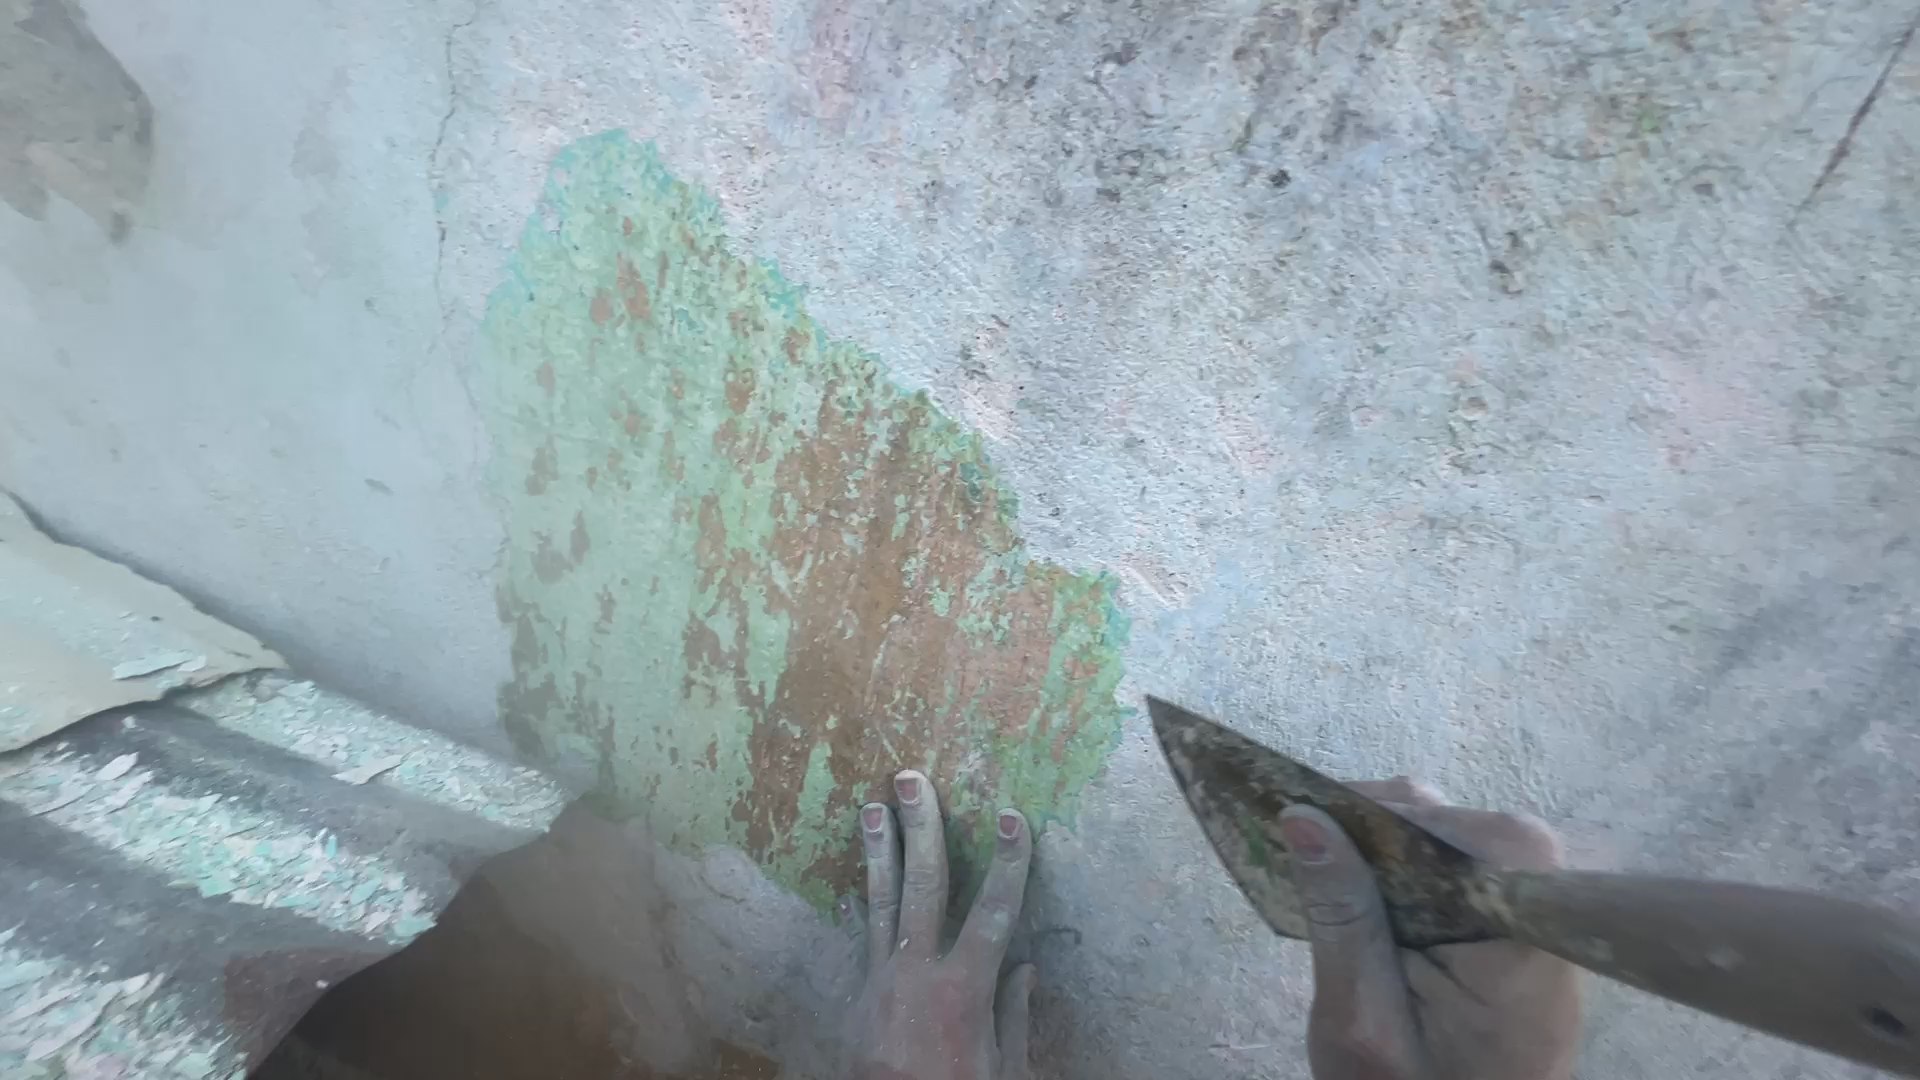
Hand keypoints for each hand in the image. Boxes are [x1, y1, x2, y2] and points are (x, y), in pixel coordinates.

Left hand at [844, 770, 1035, 1079]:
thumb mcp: (1005, 1079)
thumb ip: (1015, 1022)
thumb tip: (1026, 969)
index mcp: (962, 994)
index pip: (993, 913)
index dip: (1007, 863)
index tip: (1011, 817)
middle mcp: (916, 975)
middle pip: (922, 885)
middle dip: (919, 827)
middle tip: (910, 779)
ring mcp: (880, 981)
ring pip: (880, 900)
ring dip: (877, 849)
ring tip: (871, 807)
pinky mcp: (857, 995)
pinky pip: (861, 939)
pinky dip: (859, 905)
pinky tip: (852, 880)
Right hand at [1277, 778, 1581, 1079]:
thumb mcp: (1355, 1018)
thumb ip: (1340, 914)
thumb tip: (1304, 813)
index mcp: (1523, 960)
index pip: (1507, 846)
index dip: (1425, 818)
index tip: (1340, 825)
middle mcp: (1532, 936)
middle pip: (1475, 832)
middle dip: (1388, 819)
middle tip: (1313, 836)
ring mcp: (1513, 935)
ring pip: (1455, 842)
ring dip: (1383, 836)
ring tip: (1322, 854)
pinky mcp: (1487, 939)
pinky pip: (1442, 869)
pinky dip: (1388, 859)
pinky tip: (1347, 879)